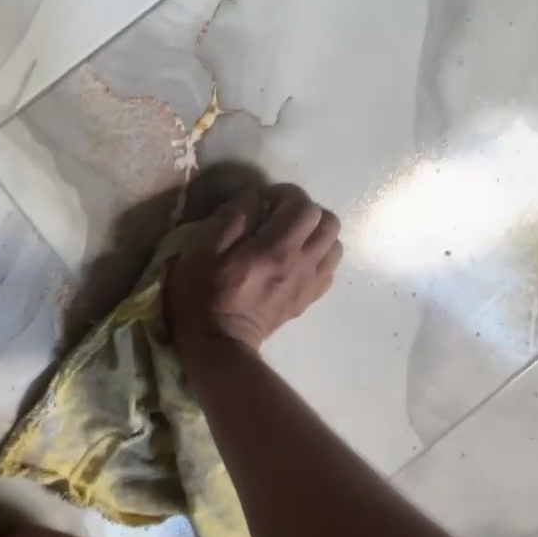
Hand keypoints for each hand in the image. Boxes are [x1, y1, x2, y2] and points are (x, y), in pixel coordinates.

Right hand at [166, 183, 343, 353]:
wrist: (217, 343)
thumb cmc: (202, 292)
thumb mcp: (202, 248)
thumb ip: (232, 217)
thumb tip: (254, 197)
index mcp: (275, 249)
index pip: (304, 207)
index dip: (285, 193)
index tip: (263, 200)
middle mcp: (301, 264)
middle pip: (329, 222)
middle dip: (306, 210)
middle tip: (278, 214)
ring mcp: (308, 284)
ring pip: (335, 245)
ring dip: (315, 233)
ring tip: (289, 236)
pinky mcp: (307, 299)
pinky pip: (329, 269)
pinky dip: (317, 256)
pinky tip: (293, 260)